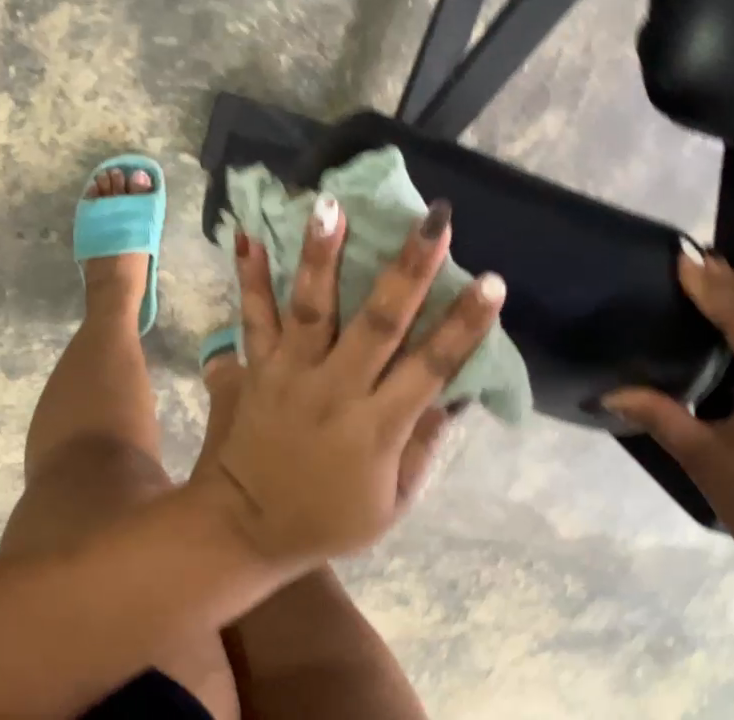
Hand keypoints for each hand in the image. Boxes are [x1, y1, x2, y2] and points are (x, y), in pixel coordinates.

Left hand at [192, 197, 504, 567]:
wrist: (242, 529)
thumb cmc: (325, 520)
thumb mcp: (389, 503)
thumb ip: (421, 448)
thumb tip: (452, 394)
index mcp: (377, 426)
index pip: (431, 367)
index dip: (464, 324)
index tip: (491, 280)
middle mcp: (336, 390)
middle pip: (379, 322)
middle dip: (409, 268)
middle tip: (433, 219)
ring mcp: (290, 374)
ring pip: (311, 308)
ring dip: (322, 255)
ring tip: (330, 205)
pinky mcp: (254, 368)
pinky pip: (252, 319)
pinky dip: (250, 278)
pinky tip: (248, 234)